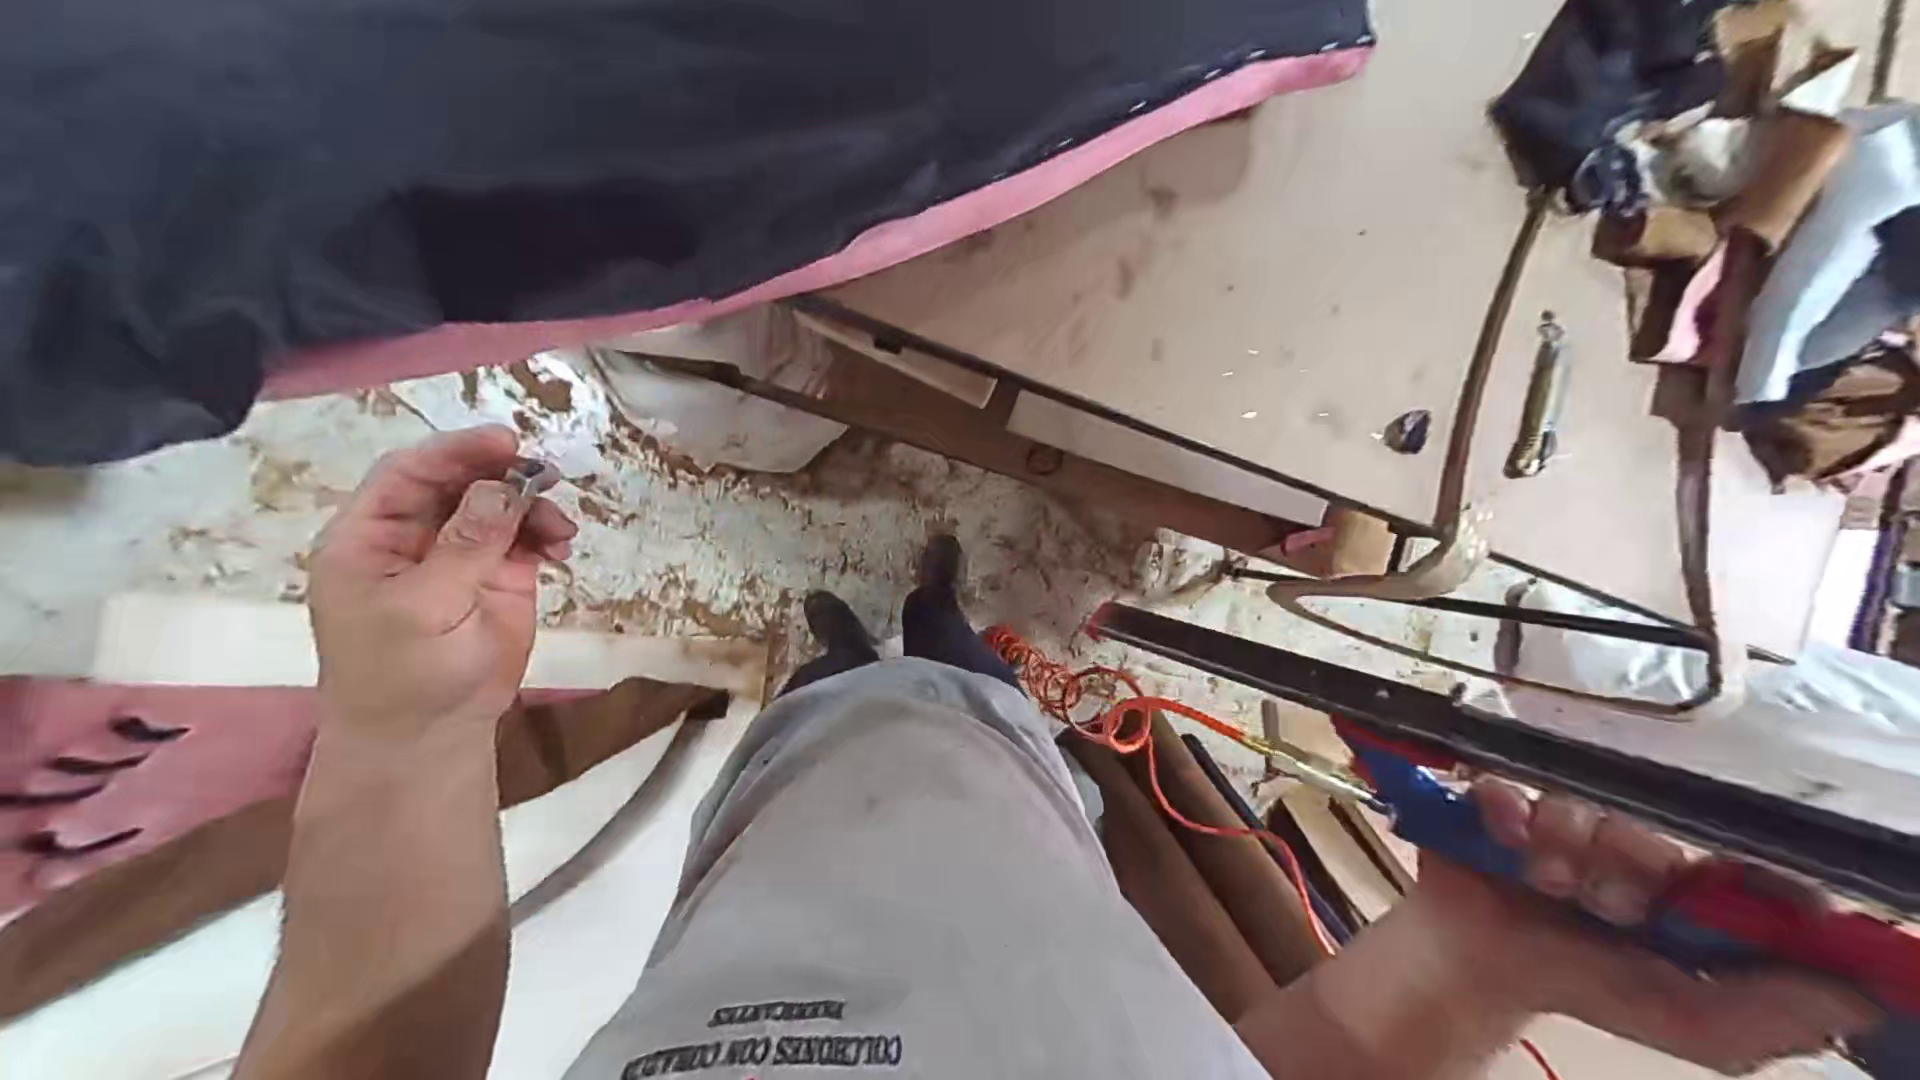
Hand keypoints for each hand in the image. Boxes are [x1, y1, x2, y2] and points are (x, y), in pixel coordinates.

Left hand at [307, 426, 577, 739]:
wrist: (433, 731)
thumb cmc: (406, 672)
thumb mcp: (426, 605)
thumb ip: (466, 544)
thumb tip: (505, 488)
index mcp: (371, 538)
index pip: (410, 474)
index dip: (455, 451)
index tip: (507, 442)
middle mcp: (416, 538)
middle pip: (460, 484)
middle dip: (503, 475)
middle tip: (547, 475)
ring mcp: (462, 557)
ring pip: (500, 508)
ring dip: (533, 507)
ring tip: (560, 526)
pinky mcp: (500, 577)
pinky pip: (525, 539)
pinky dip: (546, 533)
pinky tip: (562, 544)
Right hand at [1403, 780, 1882, 1073]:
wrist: (1477, 962)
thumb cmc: (1580, 987)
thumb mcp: (1689, 1025)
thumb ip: (1770, 1018)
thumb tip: (1866, 993)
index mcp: (1683, 898)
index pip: (1737, 866)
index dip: (1746, 868)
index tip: (1746, 880)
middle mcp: (1625, 850)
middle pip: (1645, 830)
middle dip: (1628, 866)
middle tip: (1606, 907)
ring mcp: (1554, 821)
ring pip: (1576, 804)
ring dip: (1563, 844)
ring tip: (1542, 882)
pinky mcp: (1494, 802)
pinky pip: (1506, 784)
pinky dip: (1508, 809)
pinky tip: (1505, 838)